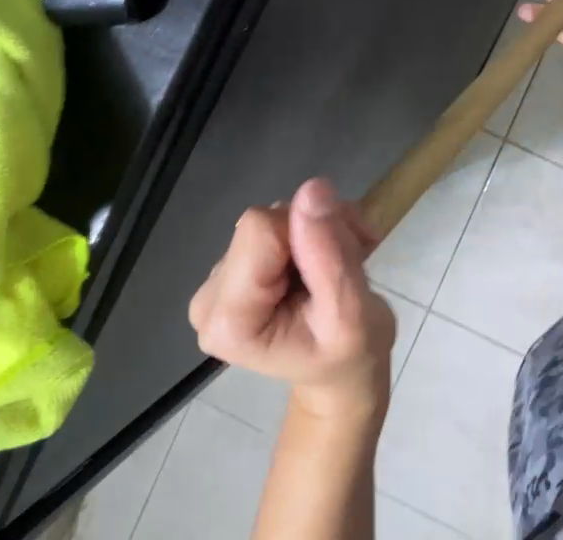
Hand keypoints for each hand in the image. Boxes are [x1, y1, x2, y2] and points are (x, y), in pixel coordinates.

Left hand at [189, 179, 396, 416]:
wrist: (342, 374)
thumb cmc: (351, 357)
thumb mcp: (352, 313)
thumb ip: (329, 253)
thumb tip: (313, 188)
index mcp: (229, 319)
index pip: (261, 230)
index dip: (309, 233)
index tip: (341, 262)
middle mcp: (209, 298)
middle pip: (264, 223)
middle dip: (318, 230)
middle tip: (353, 260)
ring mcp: (218, 281)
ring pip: (273, 217)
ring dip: (321, 230)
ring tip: (345, 262)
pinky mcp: (234, 268)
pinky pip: (275, 223)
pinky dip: (312, 232)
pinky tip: (330, 258)